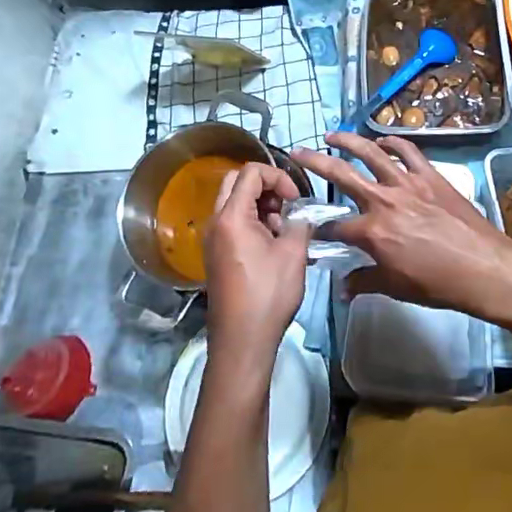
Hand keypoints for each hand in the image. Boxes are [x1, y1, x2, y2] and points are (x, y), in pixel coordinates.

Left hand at [203, 162, 305, 356]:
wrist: (242, 339)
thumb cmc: (268, 294)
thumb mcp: (293, 254)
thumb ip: (299, 225)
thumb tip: (300, 218)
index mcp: (231, 216)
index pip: (250, 172)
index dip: (277, 177)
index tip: (295, 199)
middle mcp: (215, 221)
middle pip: (236, 182)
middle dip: (266, 187)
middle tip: (286, 207)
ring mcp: (212, 239)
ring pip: (234, 203)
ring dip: (259, 205)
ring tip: (282, 230)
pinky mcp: (215, 254)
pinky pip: (232, 223)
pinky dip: (251, 222)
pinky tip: (272, 246)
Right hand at [290, 133, 511, 321]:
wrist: (484, 268)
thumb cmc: (438, 283)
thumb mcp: (396, 288)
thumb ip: (365, 281)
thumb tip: (343, 288)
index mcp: (372, 231)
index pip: (335, 227)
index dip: (320, 229)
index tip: (311, 229)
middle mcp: (383, 200)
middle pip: (341, 174)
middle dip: (315, 162)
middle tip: (297, 152)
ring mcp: (407, 184)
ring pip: (371, 152)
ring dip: (348, 140)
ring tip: (332, 134)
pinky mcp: (429, 176)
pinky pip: (408, 151)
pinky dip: (393, 142)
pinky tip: (382, 141)